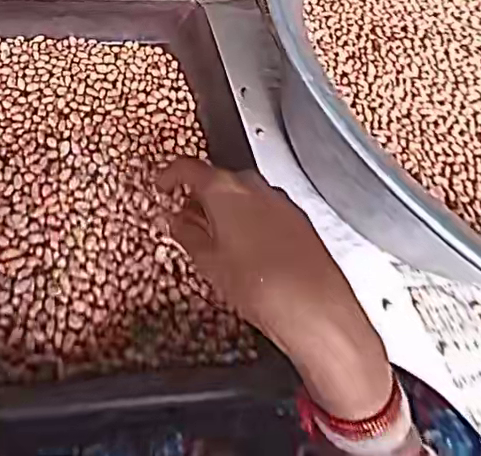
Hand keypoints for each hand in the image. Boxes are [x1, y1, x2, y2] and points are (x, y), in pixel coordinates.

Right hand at [159, 158, 393, 419]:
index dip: (169, 176)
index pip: (186, 167)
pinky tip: (248, 252)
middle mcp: (252, 185)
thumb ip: (185, 233)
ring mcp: (279, 200)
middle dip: (198, 198)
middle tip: (186, 220)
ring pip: (242, 195)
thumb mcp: (207, 262)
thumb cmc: (263, 288)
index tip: (162, 184)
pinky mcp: (299, 219)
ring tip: (217, 242)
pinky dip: (250, 221)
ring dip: (225, 210)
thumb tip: (175, 221)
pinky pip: (264, 210)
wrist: (319, 314)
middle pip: (216, 180)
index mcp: (223, 187)